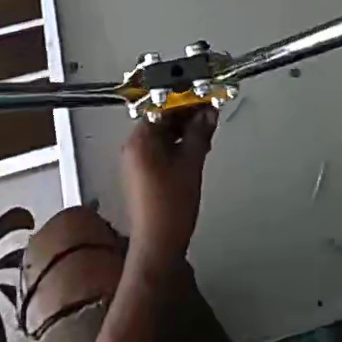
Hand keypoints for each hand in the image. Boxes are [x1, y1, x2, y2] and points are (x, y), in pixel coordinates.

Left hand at [118, 107, 215, 261]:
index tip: (203, 97)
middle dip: (185, 117)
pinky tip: (194, 152)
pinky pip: (159, 150)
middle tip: (209, 116)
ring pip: (161, 136)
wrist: (157, 244)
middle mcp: (132, 145)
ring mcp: (134, 160)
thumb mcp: (190, 165)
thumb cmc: (172, 204)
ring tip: (205, 134)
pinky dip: (175, 147)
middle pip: (160, 121)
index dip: (183, 101)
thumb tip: (209, 112)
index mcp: (139, 139)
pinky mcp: (140, 174)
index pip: (161, 108)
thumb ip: (199, 135)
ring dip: (182, 132)